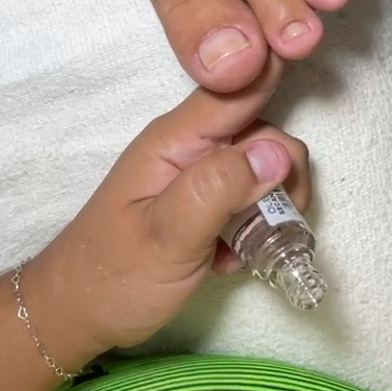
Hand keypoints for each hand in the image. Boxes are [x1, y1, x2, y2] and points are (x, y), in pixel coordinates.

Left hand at [26, 60, 310, 362]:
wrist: (77, 314)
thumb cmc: (113, 275)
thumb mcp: (167, 234)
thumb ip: (219, 189)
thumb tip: (279, 151)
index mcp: (177, 138)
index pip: (236, 87)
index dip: (275, 76)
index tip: (314, 86)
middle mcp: (191, 146)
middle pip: (263, 132)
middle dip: (283, 172)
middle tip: (273, 221)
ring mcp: (198, 174)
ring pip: (263, 167)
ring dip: (271, 205)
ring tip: (248, 247)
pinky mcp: (205, 202)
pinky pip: (250, 198)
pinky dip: (256, 226)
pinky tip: (231, 257)